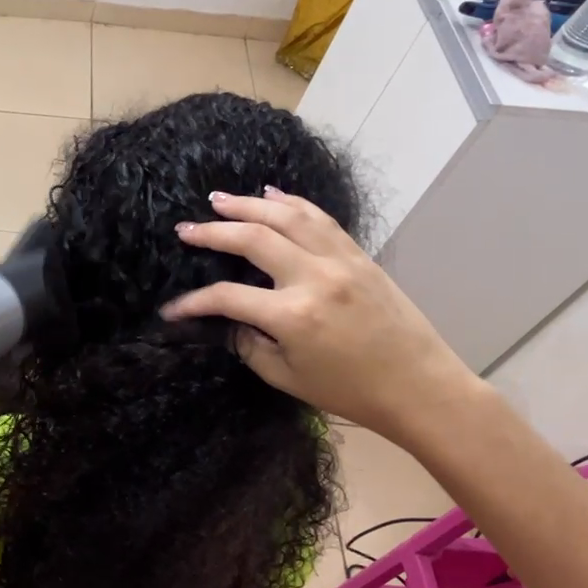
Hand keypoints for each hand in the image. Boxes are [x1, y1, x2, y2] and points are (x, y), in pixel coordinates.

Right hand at [163, 188, 488, 437]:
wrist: (417, 384)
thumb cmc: (347, 391)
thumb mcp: (285, 376)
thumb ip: (249, 344)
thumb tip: (231, 320)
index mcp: (292, 315)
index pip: (227, 296)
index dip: (193, 302)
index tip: (170, 310)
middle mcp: (315, 278)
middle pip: (255, 238)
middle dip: (214, 231)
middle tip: (185, 229)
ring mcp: (341, 261)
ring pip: (289, 217)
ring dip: (250, 205)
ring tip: (220, 200)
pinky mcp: (359, 257)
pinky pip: (320, 220)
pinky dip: (293, 203)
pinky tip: (271, 196)